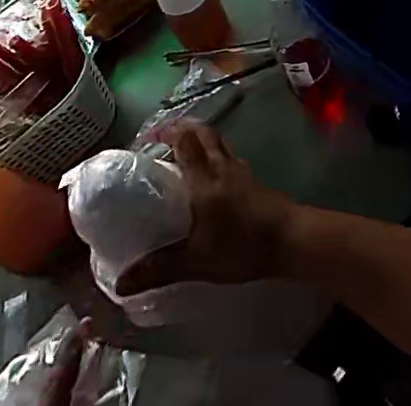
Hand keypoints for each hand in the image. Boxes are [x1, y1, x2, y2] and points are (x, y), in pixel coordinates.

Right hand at [113, 122, 296, 294]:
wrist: (290, 239)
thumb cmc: (241, 245)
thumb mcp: (196, 261)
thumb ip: (158, 269)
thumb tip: (120, 282)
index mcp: (205, 179)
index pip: (185, 143)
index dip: (168, 133)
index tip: (150, 136)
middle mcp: (223, 167)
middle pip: (204, 134)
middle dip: (185, 129)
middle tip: (165, 137)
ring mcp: (242, 171)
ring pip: (219, 143)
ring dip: (201, 140)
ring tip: (185, 154)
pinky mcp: (254, 180)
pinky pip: (230, 157)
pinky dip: (216, 156)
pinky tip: (212, 176)